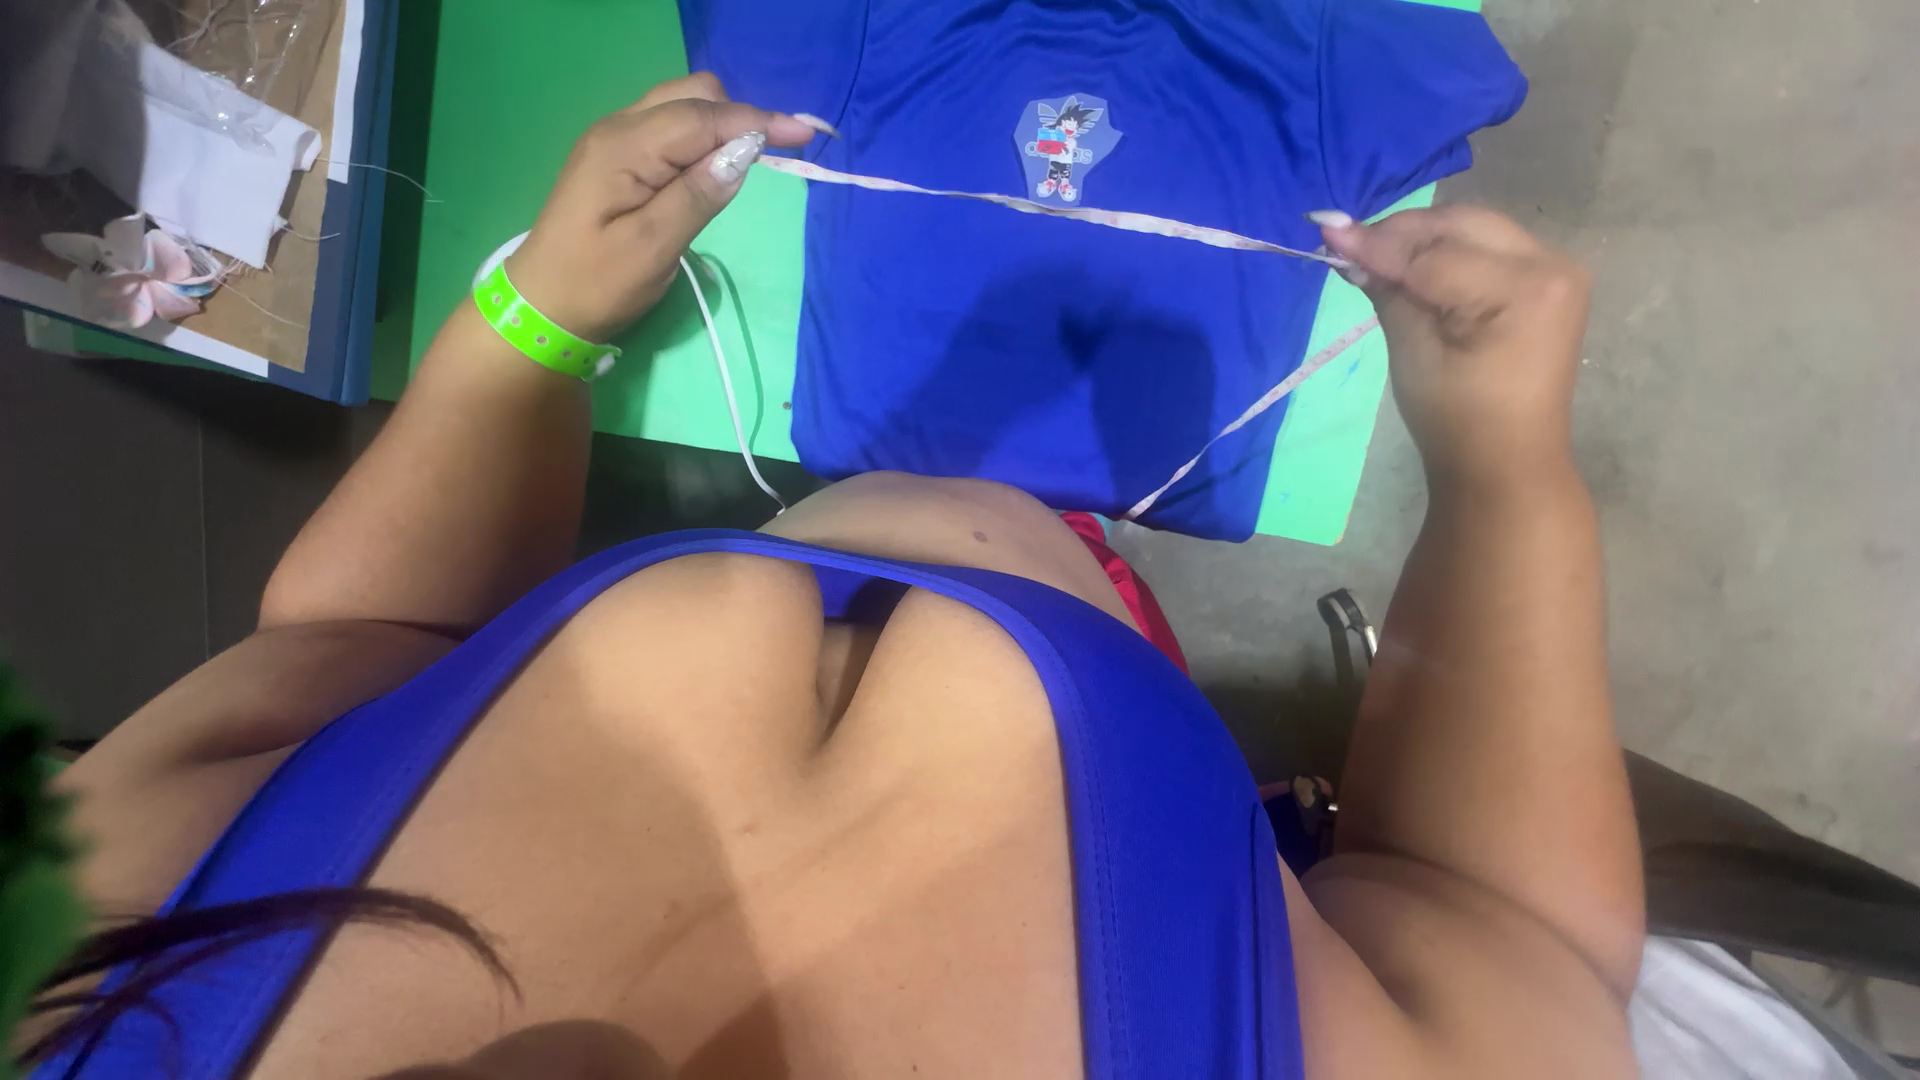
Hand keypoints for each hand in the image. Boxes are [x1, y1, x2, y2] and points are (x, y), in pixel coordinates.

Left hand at [505, 74, 816, 342]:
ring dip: (723, 125)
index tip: (803, 133)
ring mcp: (617, 141)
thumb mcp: (652, 248)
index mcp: (625, 148)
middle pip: (692, 96)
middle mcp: (619, 129)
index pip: (701, 118)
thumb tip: (742, 155)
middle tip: (777, 155)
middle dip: (740, 116)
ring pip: (682, 107)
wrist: (546, 304)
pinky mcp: (620, 159)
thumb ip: (697, 196)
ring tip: (753, 161)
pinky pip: (671, 129)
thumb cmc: (599, 283)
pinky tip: (716, 167)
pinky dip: (704, 138)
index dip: (755, 121)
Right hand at [1317, 206, 1589, 485]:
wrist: (1503, 459)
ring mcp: (1552, 268)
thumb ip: (1388, 294)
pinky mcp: (1542, 279)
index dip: (1376, 244)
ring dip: (1417, 238)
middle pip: (1459, 225)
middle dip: (1398, 232)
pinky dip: (1440, 251)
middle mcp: (1549, 263)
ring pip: (1471, 229)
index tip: (1324, 230)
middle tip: (1344, 243)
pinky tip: (1405, 265)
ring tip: (1369, 254)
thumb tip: (1346, 250)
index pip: (1434, 254)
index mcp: (1523, 289)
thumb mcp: (1413, 355)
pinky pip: (1483, 247)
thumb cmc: (1454, 419)